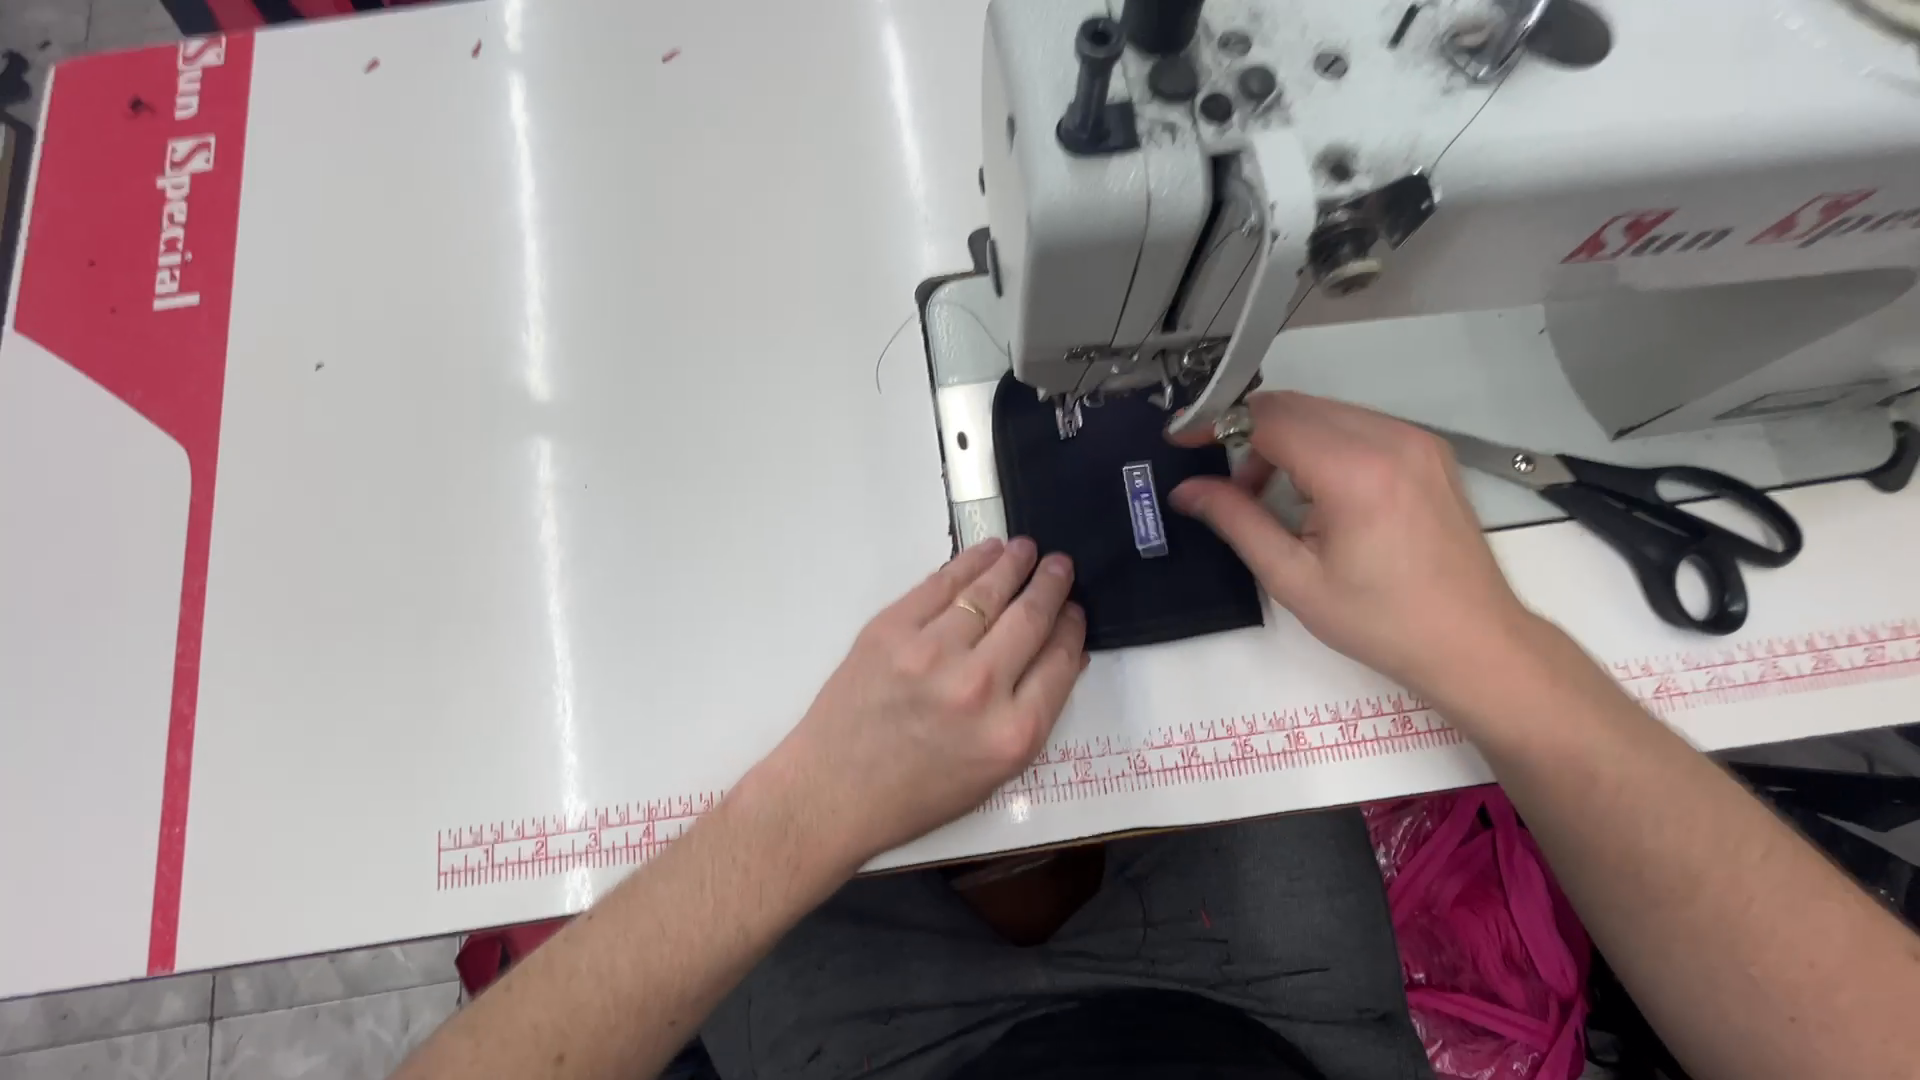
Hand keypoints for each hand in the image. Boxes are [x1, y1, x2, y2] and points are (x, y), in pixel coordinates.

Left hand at [764, 537, 1086, 869]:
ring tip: (1027, 549)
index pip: (1060, 660)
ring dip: (1013, 563)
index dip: (1072, 627)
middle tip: (1061, 565)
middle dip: (1051, 586)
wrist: (834, 791)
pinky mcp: (891, 629)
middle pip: (1030, 618)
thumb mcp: (994, 772)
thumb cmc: (916, 793)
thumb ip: (1034, 712)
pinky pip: (941, 584)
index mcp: (1013, 732)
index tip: (1075, 609)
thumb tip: (1062, 655)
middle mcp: (979, 686)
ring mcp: (931, 652)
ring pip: (987, 592)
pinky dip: (969, 562)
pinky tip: (987, 552)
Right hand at [1169, 392, 1535, 700]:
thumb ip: (1237, 521)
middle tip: (1227, 485)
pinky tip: (1314, 491)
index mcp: (1355, 472)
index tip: (1182, 440)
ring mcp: (1416, 440)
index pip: (1269, 419)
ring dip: (1283, 439)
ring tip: (1270, 496)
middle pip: (1295, 406)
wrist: (1473, 641)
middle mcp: (1390, 440)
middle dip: (1247, 433)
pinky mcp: (1428, 449)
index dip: (1217, 423)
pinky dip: (1318, 443)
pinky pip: (1355, 424)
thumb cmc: (1379, 621)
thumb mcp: (1292, 577)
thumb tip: (1187, 491)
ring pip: (1324, 412)